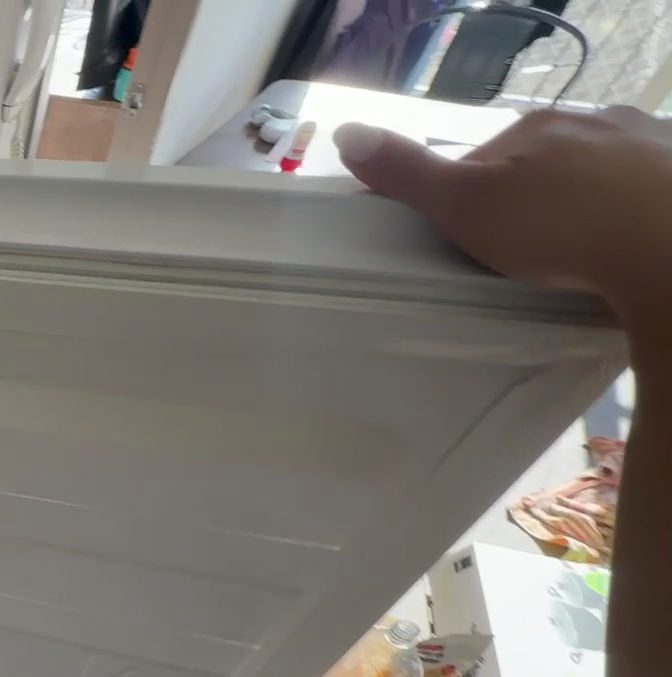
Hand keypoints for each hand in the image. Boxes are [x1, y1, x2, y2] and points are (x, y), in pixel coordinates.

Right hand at [335, 108, 671, 333]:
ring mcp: (648, 141)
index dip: (458, 197)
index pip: (478, 158)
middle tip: (505, 247)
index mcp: (536, 126)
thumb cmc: (553, 225)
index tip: (457, 233)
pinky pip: (632, 186)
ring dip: (568, 201)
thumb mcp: (458, 203)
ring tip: (561, 246)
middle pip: (533, 164)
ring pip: (586, 173)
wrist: (666, 247)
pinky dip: (616, 208)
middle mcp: (596, 120)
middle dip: (515, 198)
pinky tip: (607, 237)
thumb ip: (405, 172)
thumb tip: (346, 133)